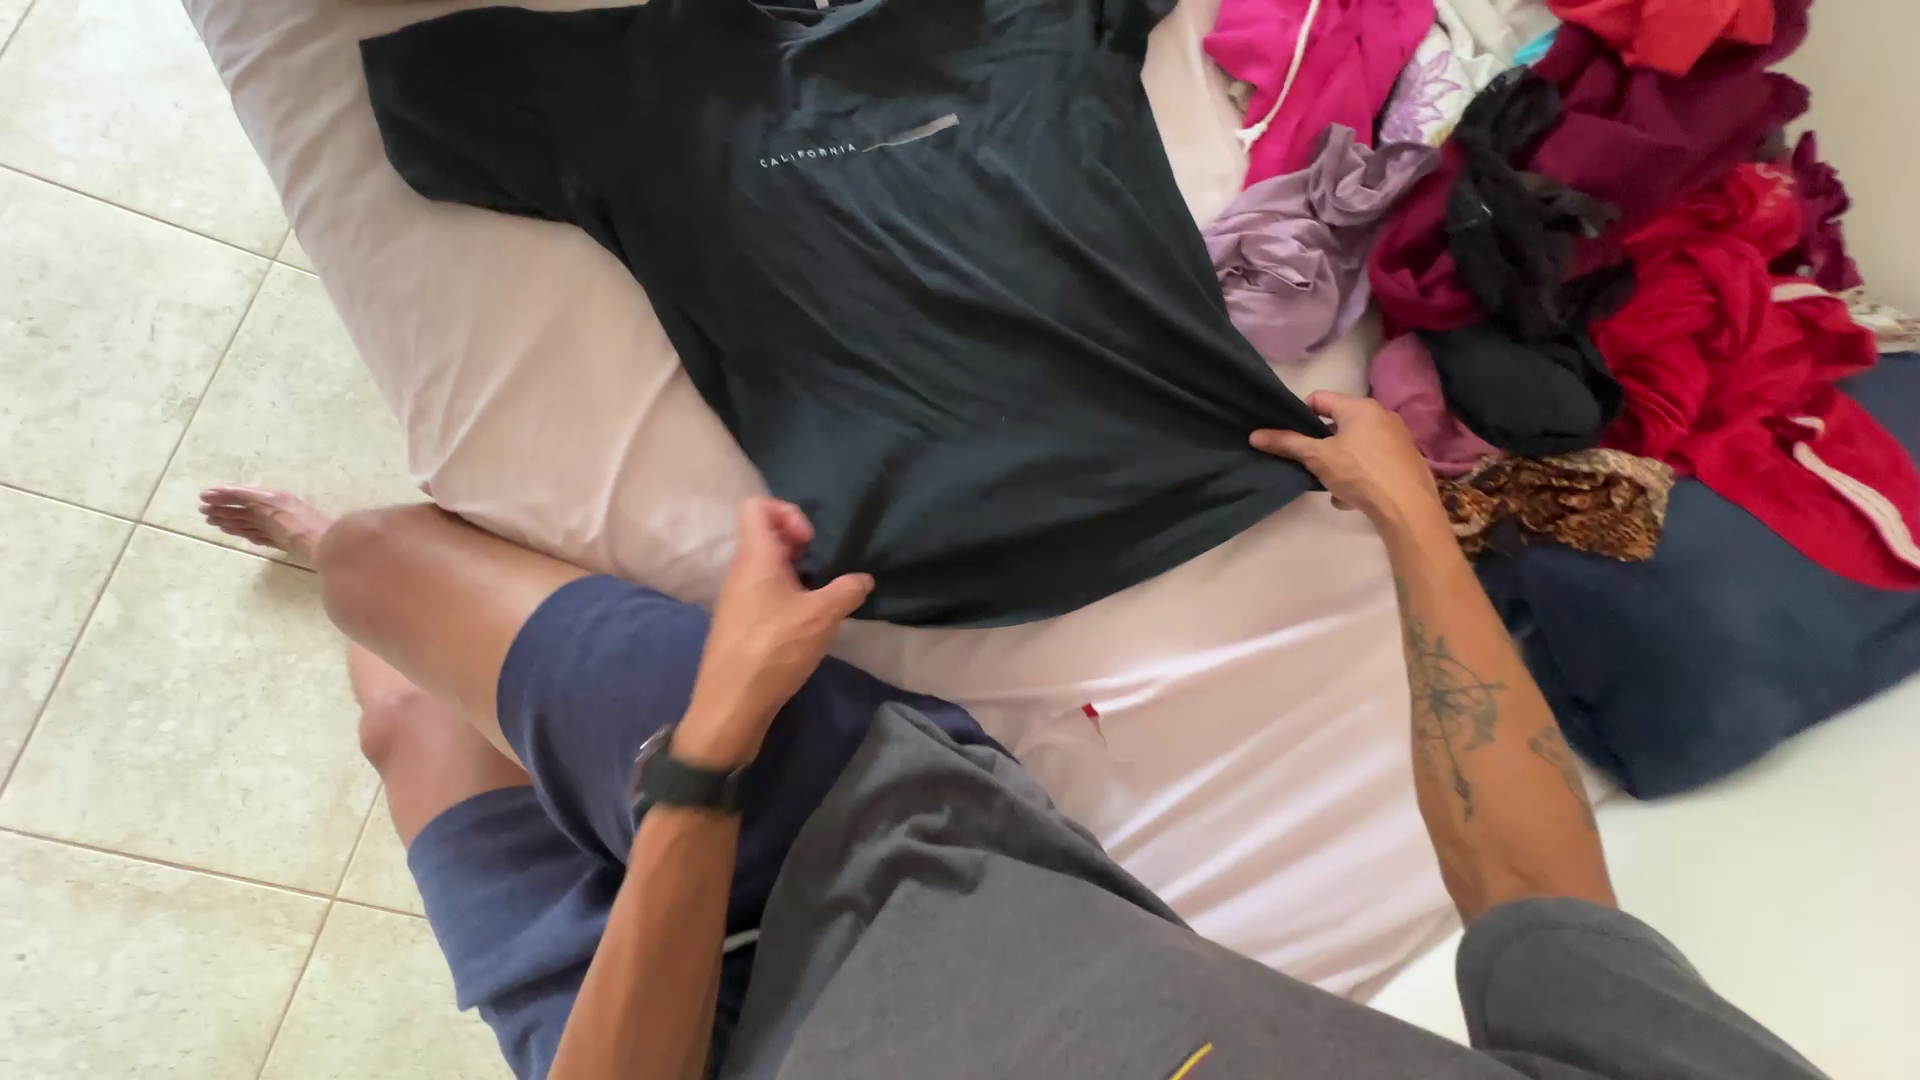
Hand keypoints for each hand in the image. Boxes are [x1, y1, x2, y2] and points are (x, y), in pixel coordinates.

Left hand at [676, 498, 873, 767]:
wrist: (731, 704)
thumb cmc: (774, 650)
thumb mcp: (821, 617)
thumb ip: (846, 591)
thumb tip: (863, 579)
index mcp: (755, 557)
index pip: (756, 506)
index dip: (787, 511)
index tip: (810, 540)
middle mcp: (741, 571)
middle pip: (765, 534)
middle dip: (798, 542)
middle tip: (822, 566)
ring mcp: (738, 597)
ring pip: (766, 565)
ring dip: (794, 571)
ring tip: (820, 594)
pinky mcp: (740, 622)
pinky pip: (763, 591)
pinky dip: (786, 594)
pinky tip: (806, 620)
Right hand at [1250, 391, 1444, 533]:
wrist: (1406, 506)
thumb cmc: (1359, 472)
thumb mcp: (1317, 457)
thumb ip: (1287, 443)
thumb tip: (1255, 435)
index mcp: (1360, 407)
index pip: (1319, 398)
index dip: (1298, 414)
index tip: (1288, 436)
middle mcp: (1381, 415)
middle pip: (1337, 423)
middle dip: (1319, 444)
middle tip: (1306, 462)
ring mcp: (1396, 437)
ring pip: (1354, 445)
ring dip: (1336, 462)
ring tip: (1328, 484)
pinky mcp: (1404, 459)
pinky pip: (1370, 460)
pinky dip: (1356, 473)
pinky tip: (1350, 496)